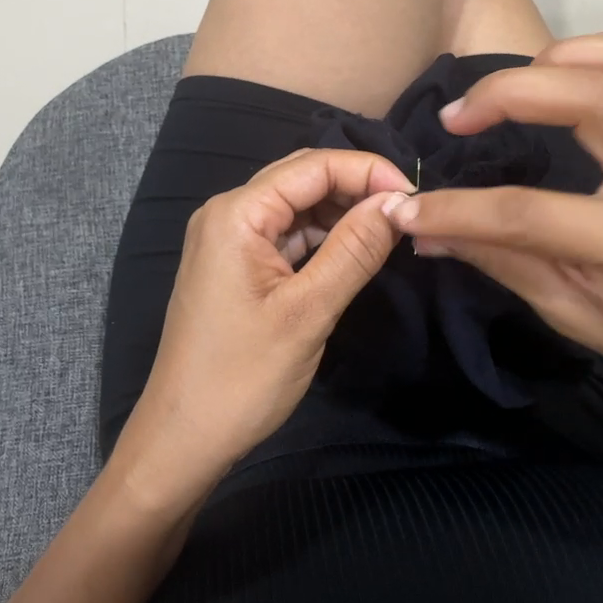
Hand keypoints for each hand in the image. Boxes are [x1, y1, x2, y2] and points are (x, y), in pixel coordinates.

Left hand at [122, 149, 411, 491]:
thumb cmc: (242, 377)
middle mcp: (228, 212)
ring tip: (391, 230)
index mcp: (236, 213)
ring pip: (297, 205)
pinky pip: (286, 234)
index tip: (416, 195)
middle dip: (358, 187)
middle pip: (303, 178)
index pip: (313, 166)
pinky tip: (356, 249)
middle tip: (409, 213)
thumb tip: (398, 202)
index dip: (368, 171)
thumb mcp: (308, 312)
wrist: (185, 436)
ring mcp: (229, 238)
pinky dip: (322, 237)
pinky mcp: (236, 263)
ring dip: (342, 212)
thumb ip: (354, 250)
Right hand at [384, 34, 602, 417]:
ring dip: (561, 59)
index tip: (406, 206)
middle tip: (456, 118)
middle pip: (589, 101)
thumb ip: (497, 260)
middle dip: (506, 95)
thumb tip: (422, 231)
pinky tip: (564, 73)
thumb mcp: (570, 312)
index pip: (531, 211)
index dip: (456, 208)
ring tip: (513, 85)